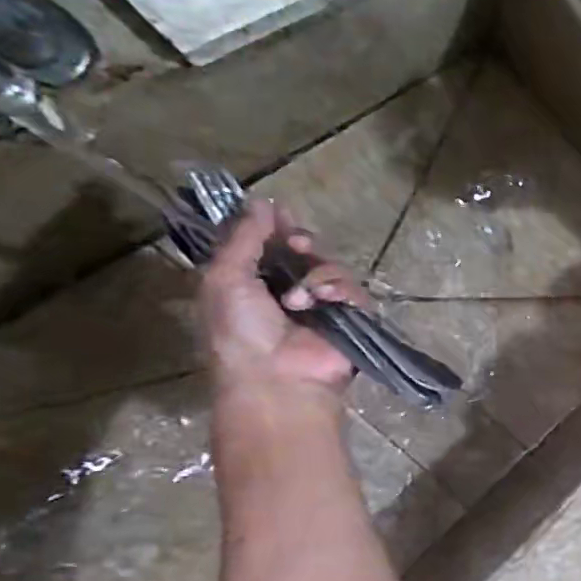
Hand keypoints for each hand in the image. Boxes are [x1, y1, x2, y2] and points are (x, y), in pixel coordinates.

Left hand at [198, 200, 365, 397]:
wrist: (277, 378)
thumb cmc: (239, 330)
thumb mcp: (225, 277)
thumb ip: (243, 237)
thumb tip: (263, 202)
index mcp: (253, 283)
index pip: (273, 244)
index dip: (278, 228)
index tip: (281, 217)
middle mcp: (289, 292)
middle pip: (308, 252)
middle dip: (303, 244)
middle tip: (299, 247)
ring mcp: (323, 307)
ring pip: (333, 268)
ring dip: (319, 273)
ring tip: (305, 296)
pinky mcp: (352, 320)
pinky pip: (355, 291)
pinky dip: (342, 291)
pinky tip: (326, 302)